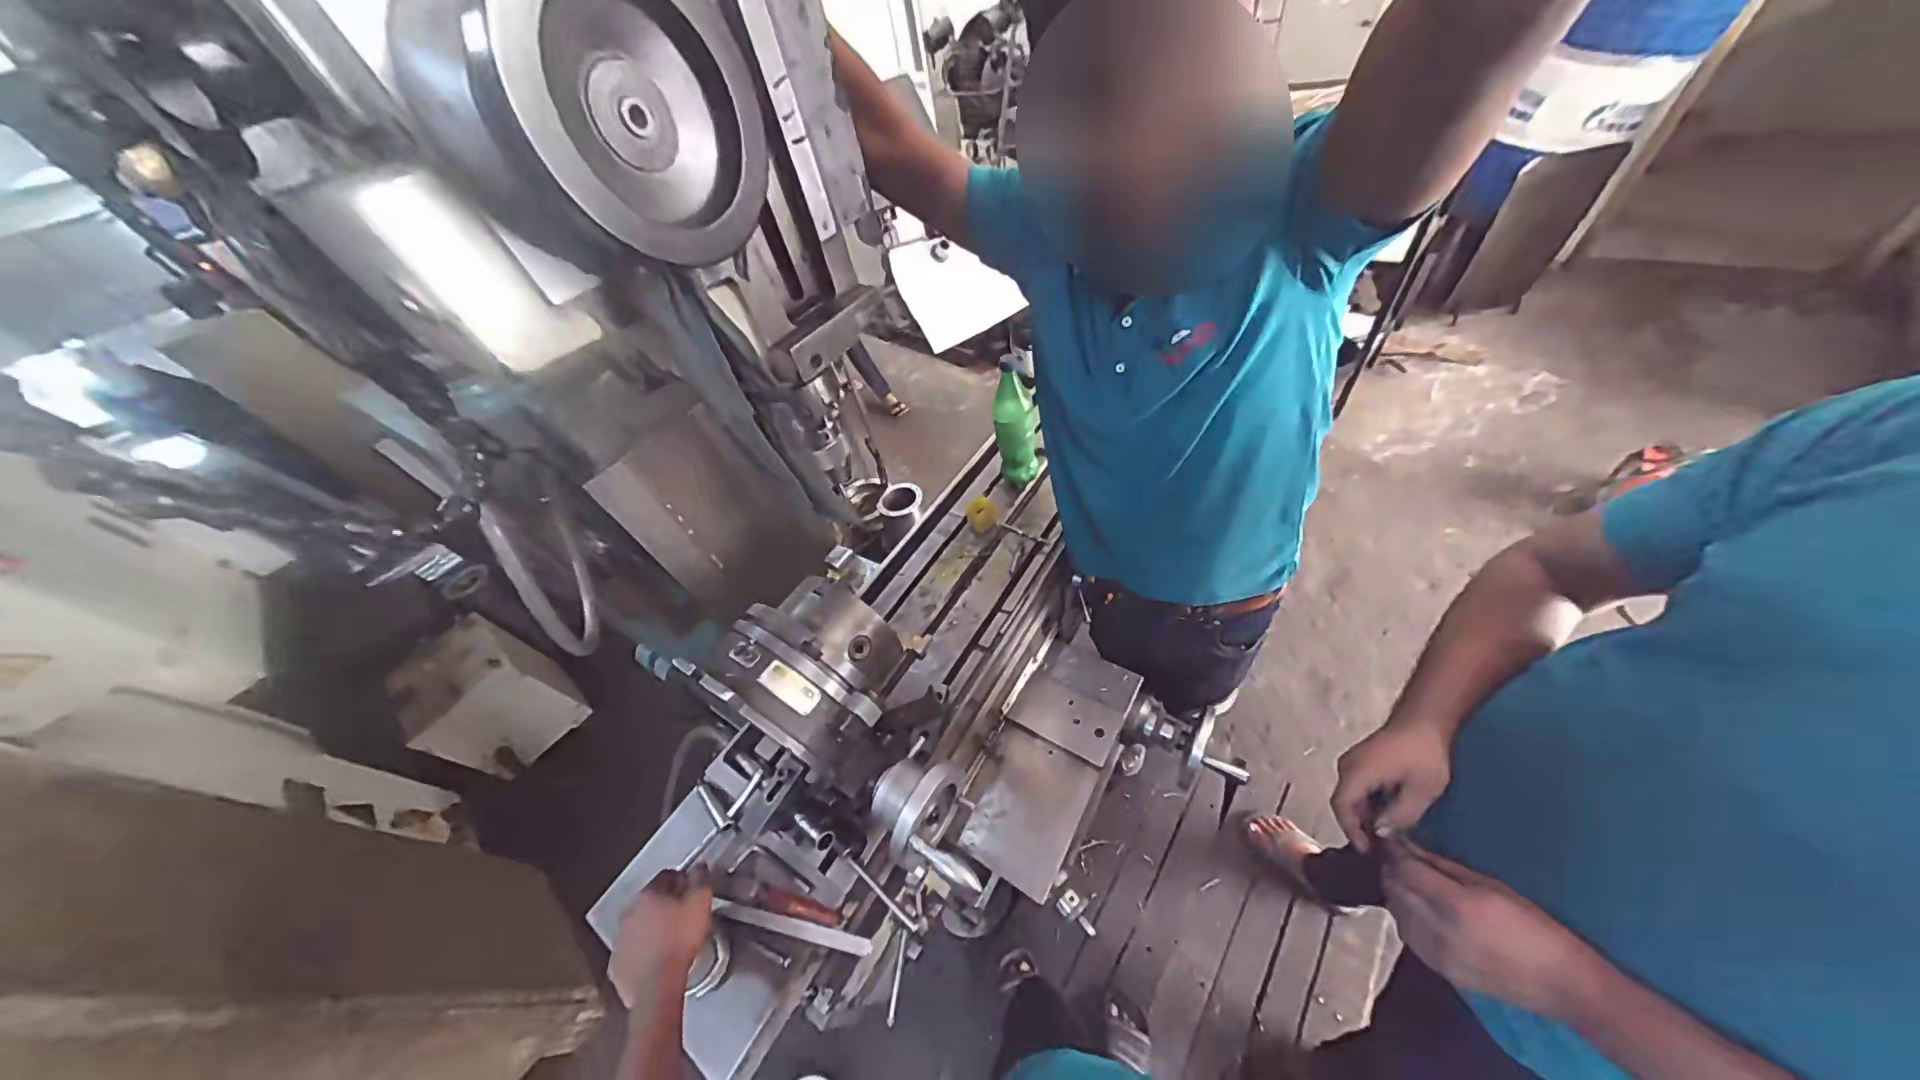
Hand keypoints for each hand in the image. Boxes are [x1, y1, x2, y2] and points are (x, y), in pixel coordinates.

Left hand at [610, 868, 713, 1008]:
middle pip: (650, 901)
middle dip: (665, 903)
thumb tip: (699, 867)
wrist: (657, 987)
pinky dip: (643, 951)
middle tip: (683, 913)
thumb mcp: (700, 903)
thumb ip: (701, 880)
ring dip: (652, 927)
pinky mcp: (616, 966)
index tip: (692, 888)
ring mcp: (619, 941)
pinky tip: (657, 958)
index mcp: (648, 895)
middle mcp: (629, 914)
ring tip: (671, 938)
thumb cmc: (680, 939)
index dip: (681, 880)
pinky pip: (632, 951)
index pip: (665, 876)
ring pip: (639, 926)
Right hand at [1331, 719, 1452, 850]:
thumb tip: (1381, 832)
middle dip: (1359, 825)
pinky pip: (1356, 786)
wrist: (1424, 721)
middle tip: (1379, 847)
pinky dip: (1367, 802)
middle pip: (1344, 801)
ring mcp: (1352, 761)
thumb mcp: (1421, 791)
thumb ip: (1400, 815)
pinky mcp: (1361, 760)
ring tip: (1385, 833)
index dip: (1351, 830)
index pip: (1341, 806)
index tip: (1367, 850)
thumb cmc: (1423, 755)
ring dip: (1364, 814)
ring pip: (1350, 794)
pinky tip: (1386, 812)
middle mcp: (1347, 767)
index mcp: (1356, 773)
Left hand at [1381, 839, 1603, 1018]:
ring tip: (1407, 879)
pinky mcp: (1439, 970)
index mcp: (1455, 905)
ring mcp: (1435, 953)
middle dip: (1391, 868)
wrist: (1566, 987)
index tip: (1392, 837)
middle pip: (1394, 888)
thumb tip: (1411, 848)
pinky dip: (1405, 915)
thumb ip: (1445, 867)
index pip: (1405, 870)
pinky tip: (1417, 907)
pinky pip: (1407, 933)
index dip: (1395, 851)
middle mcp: (1438, 929)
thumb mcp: (1492, 886)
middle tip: (1398, 856)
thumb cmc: (1536, 928)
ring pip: (1395, 910)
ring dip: (1395, 891)